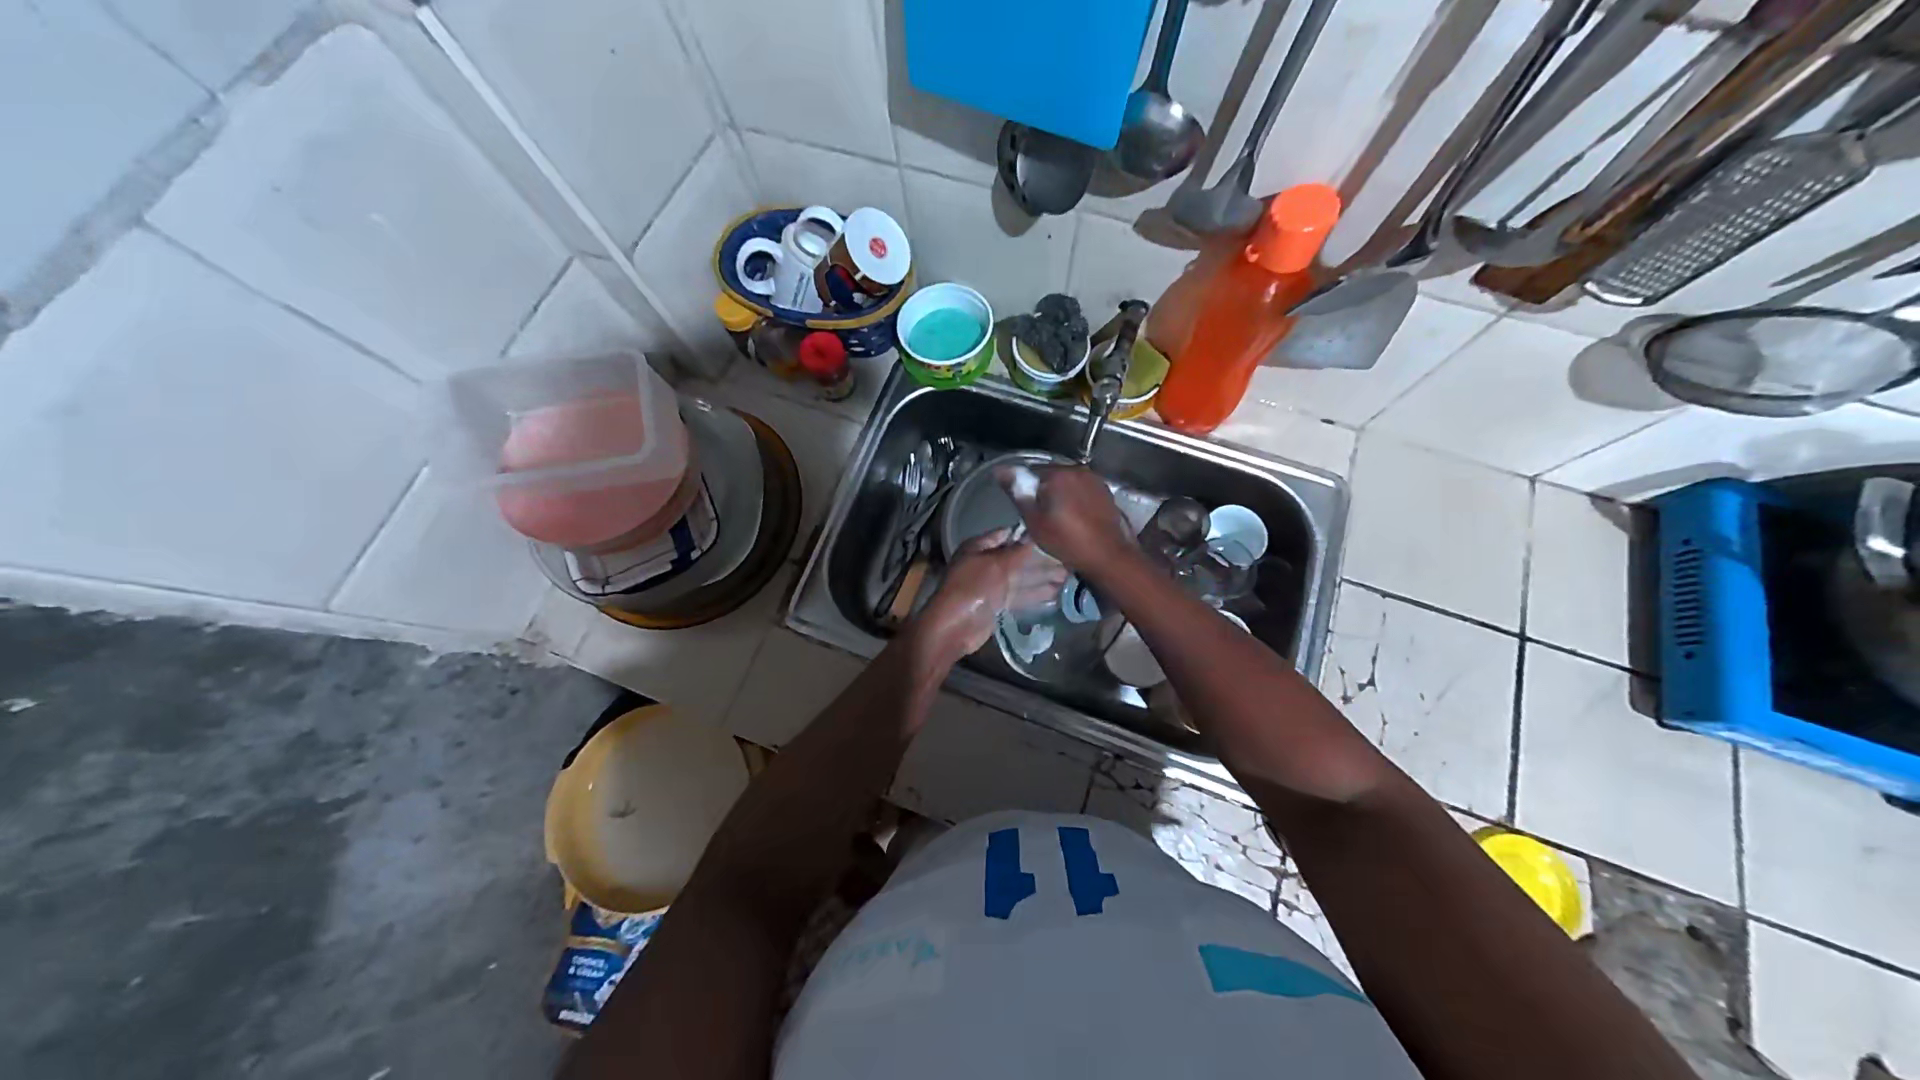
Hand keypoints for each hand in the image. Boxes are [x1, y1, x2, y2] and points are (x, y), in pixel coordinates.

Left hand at [908, 529, 1067, 665]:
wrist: (954, 627)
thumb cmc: (973, 588)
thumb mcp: (997, 565)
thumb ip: (1019, 551)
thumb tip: (1036, 535)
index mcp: (979, 547)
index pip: (1008, 535)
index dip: (1030, 535)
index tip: (1055, 534)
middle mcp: (985, 563)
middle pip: (1018, 558)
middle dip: (1042, 560)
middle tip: (1069, 559)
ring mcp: (991, 585)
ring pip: (1022, 579)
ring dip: (1043, 578)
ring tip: (1069, 576)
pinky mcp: (997, 605)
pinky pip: (1020, 596)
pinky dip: (1036, 594)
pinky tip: (1056, 594)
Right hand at [997, 465, 1135, 575]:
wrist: (1108, 555)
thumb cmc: (1066, 540)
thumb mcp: (1034, 521)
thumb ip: (1017, 492)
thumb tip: (1000, 470)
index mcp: (1058, 474)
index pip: (1031, 470)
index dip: (1025, 488)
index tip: (1026, 507)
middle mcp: (1078, 470)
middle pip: (1052, 474)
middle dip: (1044, 489)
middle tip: (1041, 514)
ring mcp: (1095, 480)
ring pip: (1068, 482)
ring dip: (1061, 493)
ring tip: (1058, 517)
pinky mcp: (1105, 491)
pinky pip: (1083, 489)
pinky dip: (1076, 498)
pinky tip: (1076, 517)